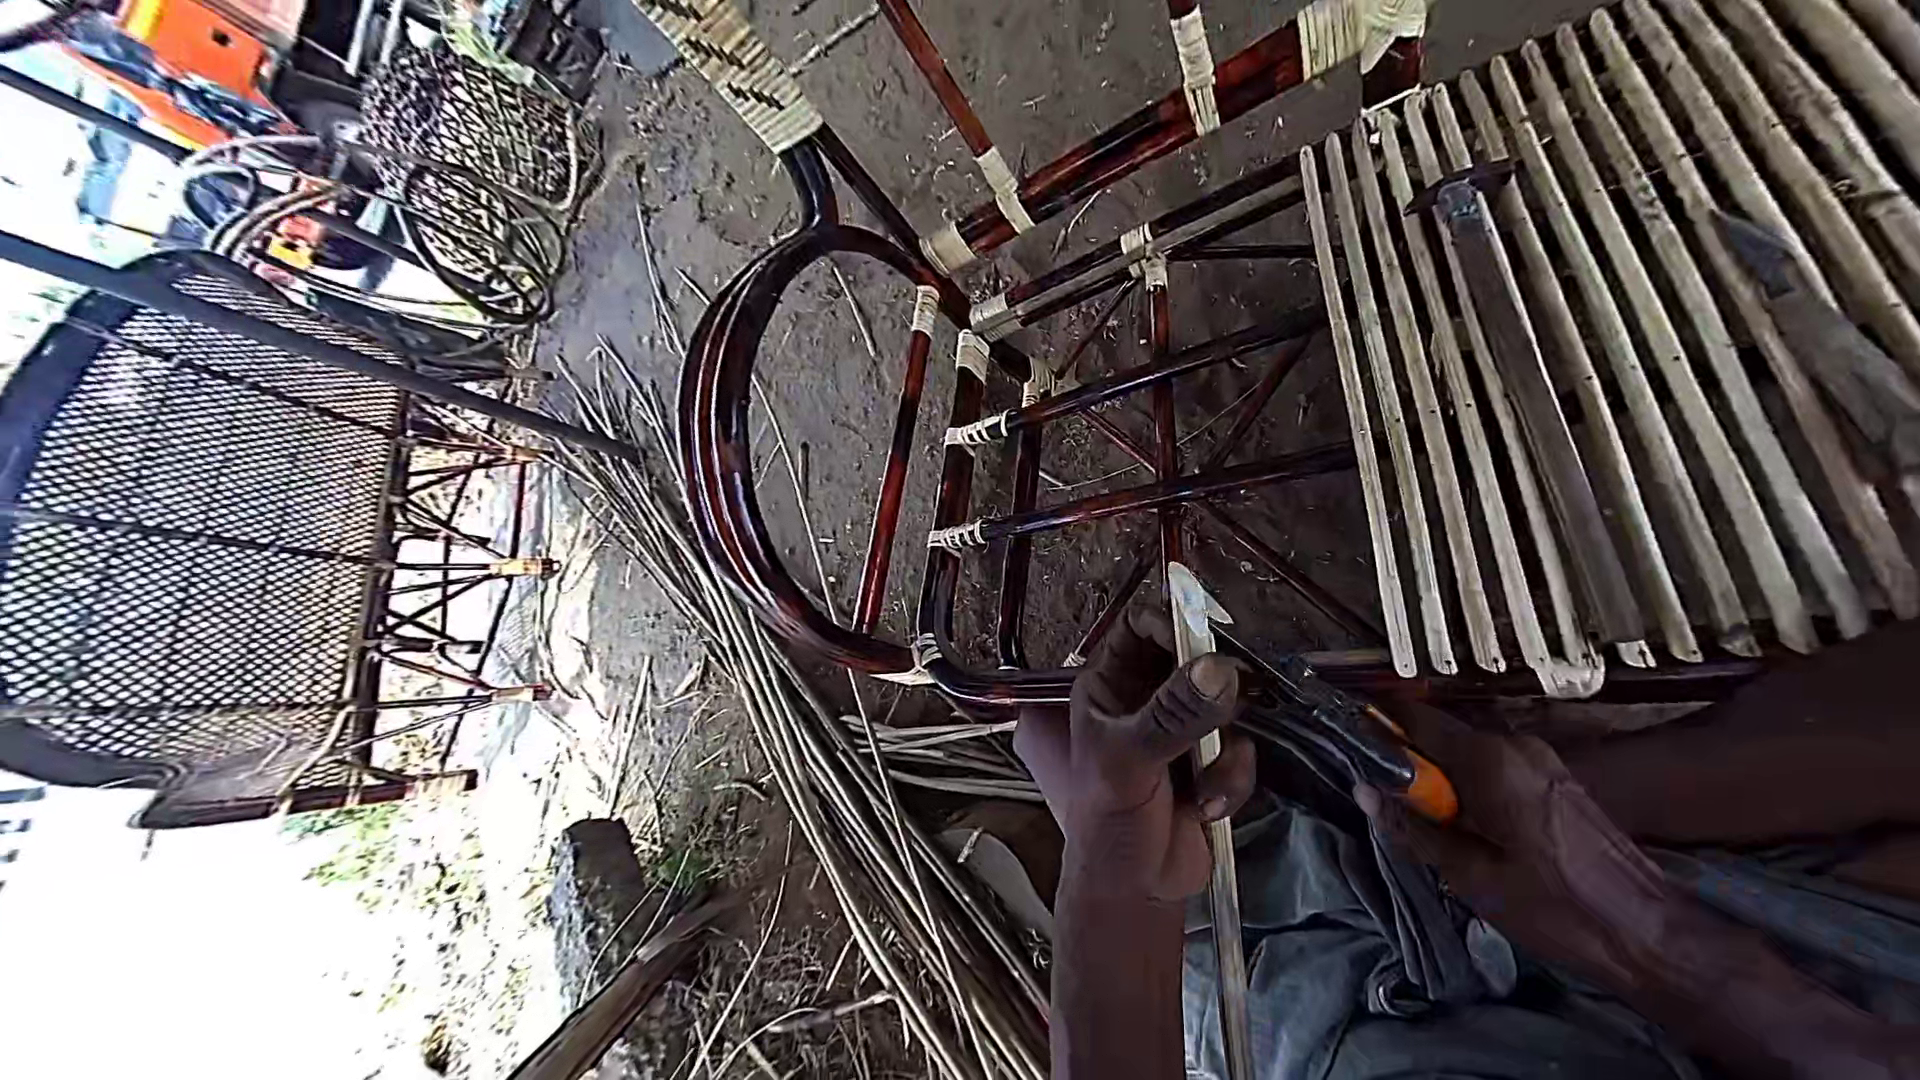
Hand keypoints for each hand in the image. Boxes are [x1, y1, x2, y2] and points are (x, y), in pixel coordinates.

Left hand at [1015, 607, 1256, 903]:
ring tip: (1203, 782)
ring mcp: (1180, 729)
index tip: (1204, 644)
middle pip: (1192, 660)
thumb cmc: (1108, 819)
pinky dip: (1231, 780)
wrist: (1135, 888)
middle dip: (1214, 690)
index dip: (1170, 623)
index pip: (1138, 627)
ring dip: (1222, 749)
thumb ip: (1173, 716)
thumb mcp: (1129, 762)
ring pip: (1224, 707)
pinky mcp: (1210, 762)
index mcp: (1108, 685)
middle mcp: (1145, 698)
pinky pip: (1240, 750)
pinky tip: (1206, 808)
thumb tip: (1217, 668)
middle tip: (1224, 711)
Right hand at [1357, 702, 1673, 989]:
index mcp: (1488, 759)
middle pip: (1436, 734)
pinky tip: (1473, 824)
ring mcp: (1541, 757)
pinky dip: (1469, 783)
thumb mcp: (1468, 873)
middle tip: (1394, 800)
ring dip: (1440, 776)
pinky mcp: (1556, 775)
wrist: (1660, 942)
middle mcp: (1514, 745)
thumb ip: (1410, 825)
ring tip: (1435, 820)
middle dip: (1408, 761)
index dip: (1375, 724)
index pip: (1411, 716)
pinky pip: (1491, 764)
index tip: (1351, 743)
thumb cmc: (1558, 908)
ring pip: (1463, 751)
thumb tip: (1363, 792)